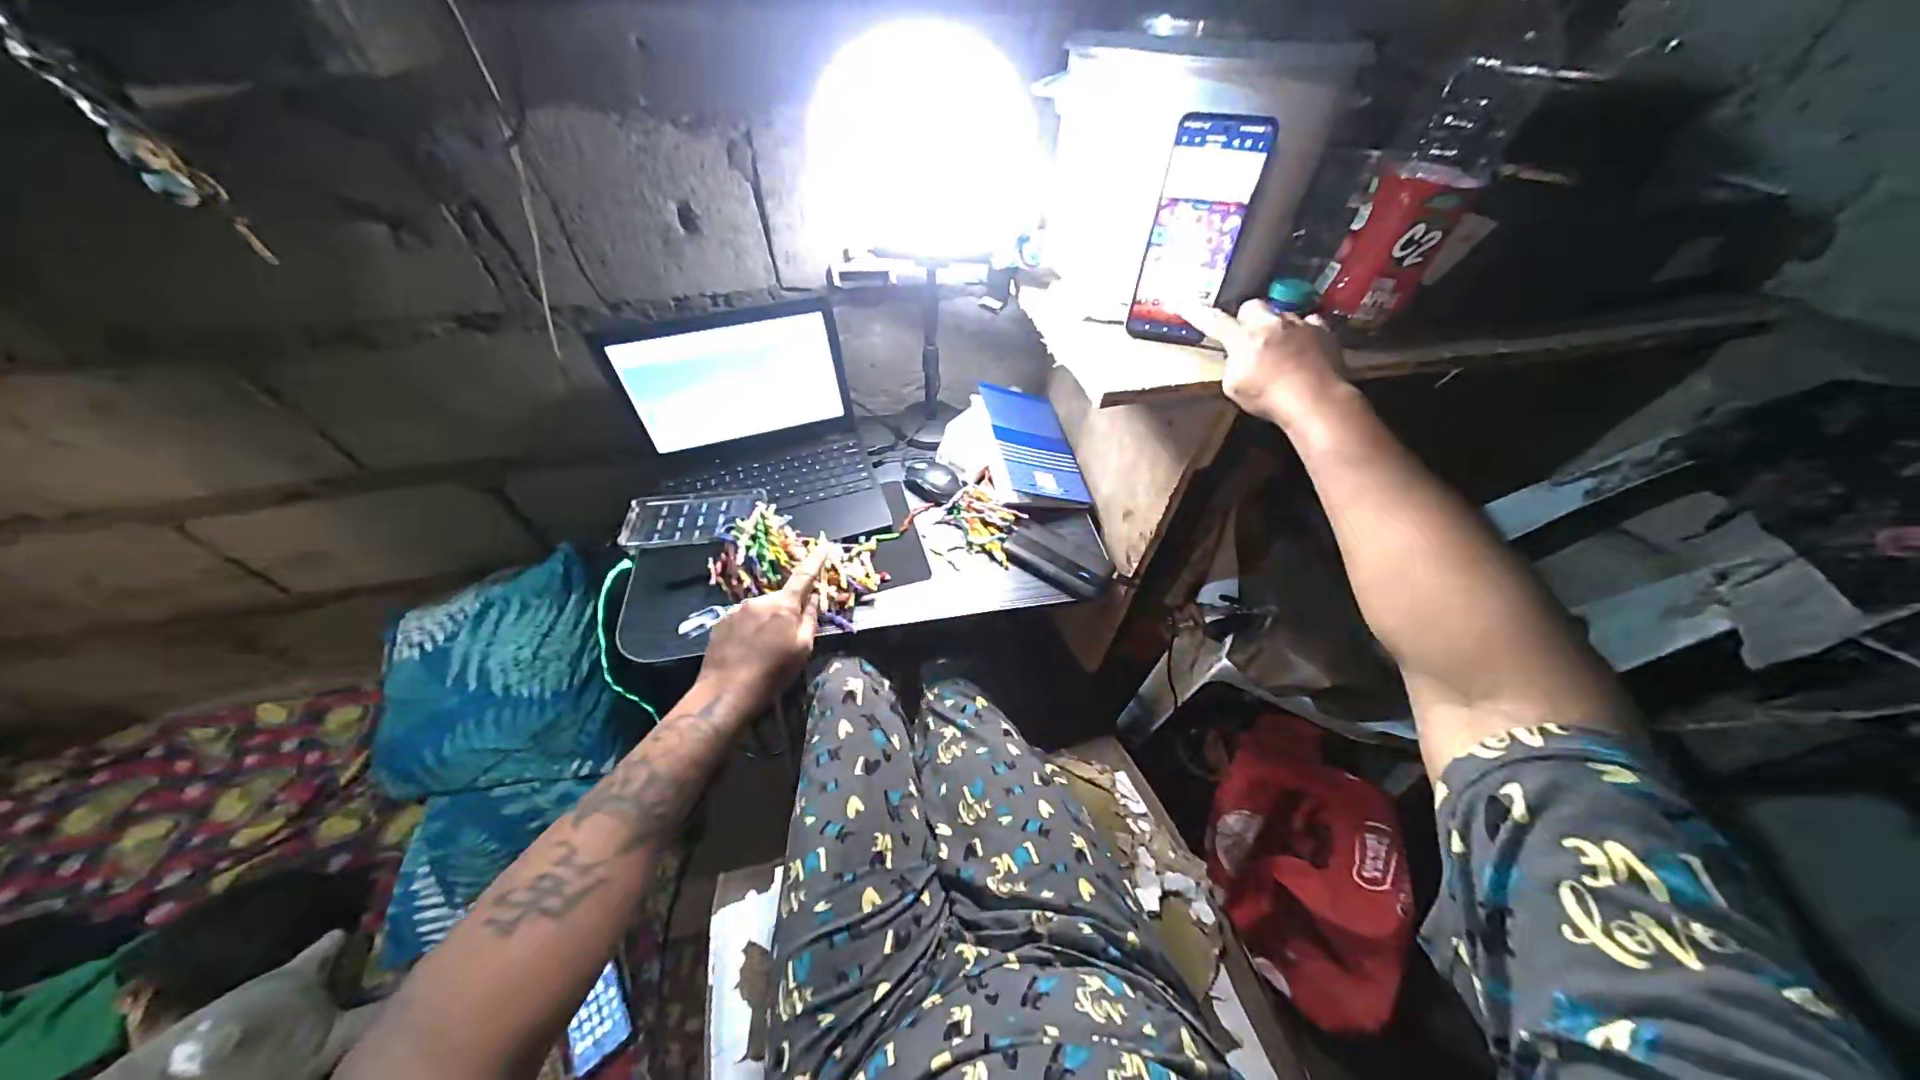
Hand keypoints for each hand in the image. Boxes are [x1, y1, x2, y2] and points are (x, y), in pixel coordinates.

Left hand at [694, 545, 828, 712]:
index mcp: (783, 605)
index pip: (804, 576)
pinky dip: (750, 632)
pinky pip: (743, 621)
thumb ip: (810, 618)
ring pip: (761, 611)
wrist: (726, 692)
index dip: (816, 560)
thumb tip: (812, 596)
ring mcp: (736, 610)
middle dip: (787, 612)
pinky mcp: (720, 623)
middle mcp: (758, 600)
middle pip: (780, 599)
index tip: (824, 545)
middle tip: (788, 641)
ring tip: (765, 652)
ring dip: (767, 624)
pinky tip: (748, 653)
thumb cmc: (772, 673)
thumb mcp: (803, 648)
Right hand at [1175, 299, 1352, 429]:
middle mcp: (1270, 323)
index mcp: (1243, 338)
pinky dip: (1303, 331)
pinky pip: (1309, 322)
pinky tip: (1303, 346)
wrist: (1315, 398)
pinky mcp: (1323, 331)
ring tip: (1279, 347)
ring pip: (1281, 314)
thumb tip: (1238, 357)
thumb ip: (1232, 365)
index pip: (1215, 322)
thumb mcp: (1234, 387)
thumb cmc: (1268, 397)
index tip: (1185, 304)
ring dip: (1276, 326)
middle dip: (1248, 317)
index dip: (1200, 315)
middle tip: (1249, 336)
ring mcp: (1299, 324)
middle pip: (1253, 306)